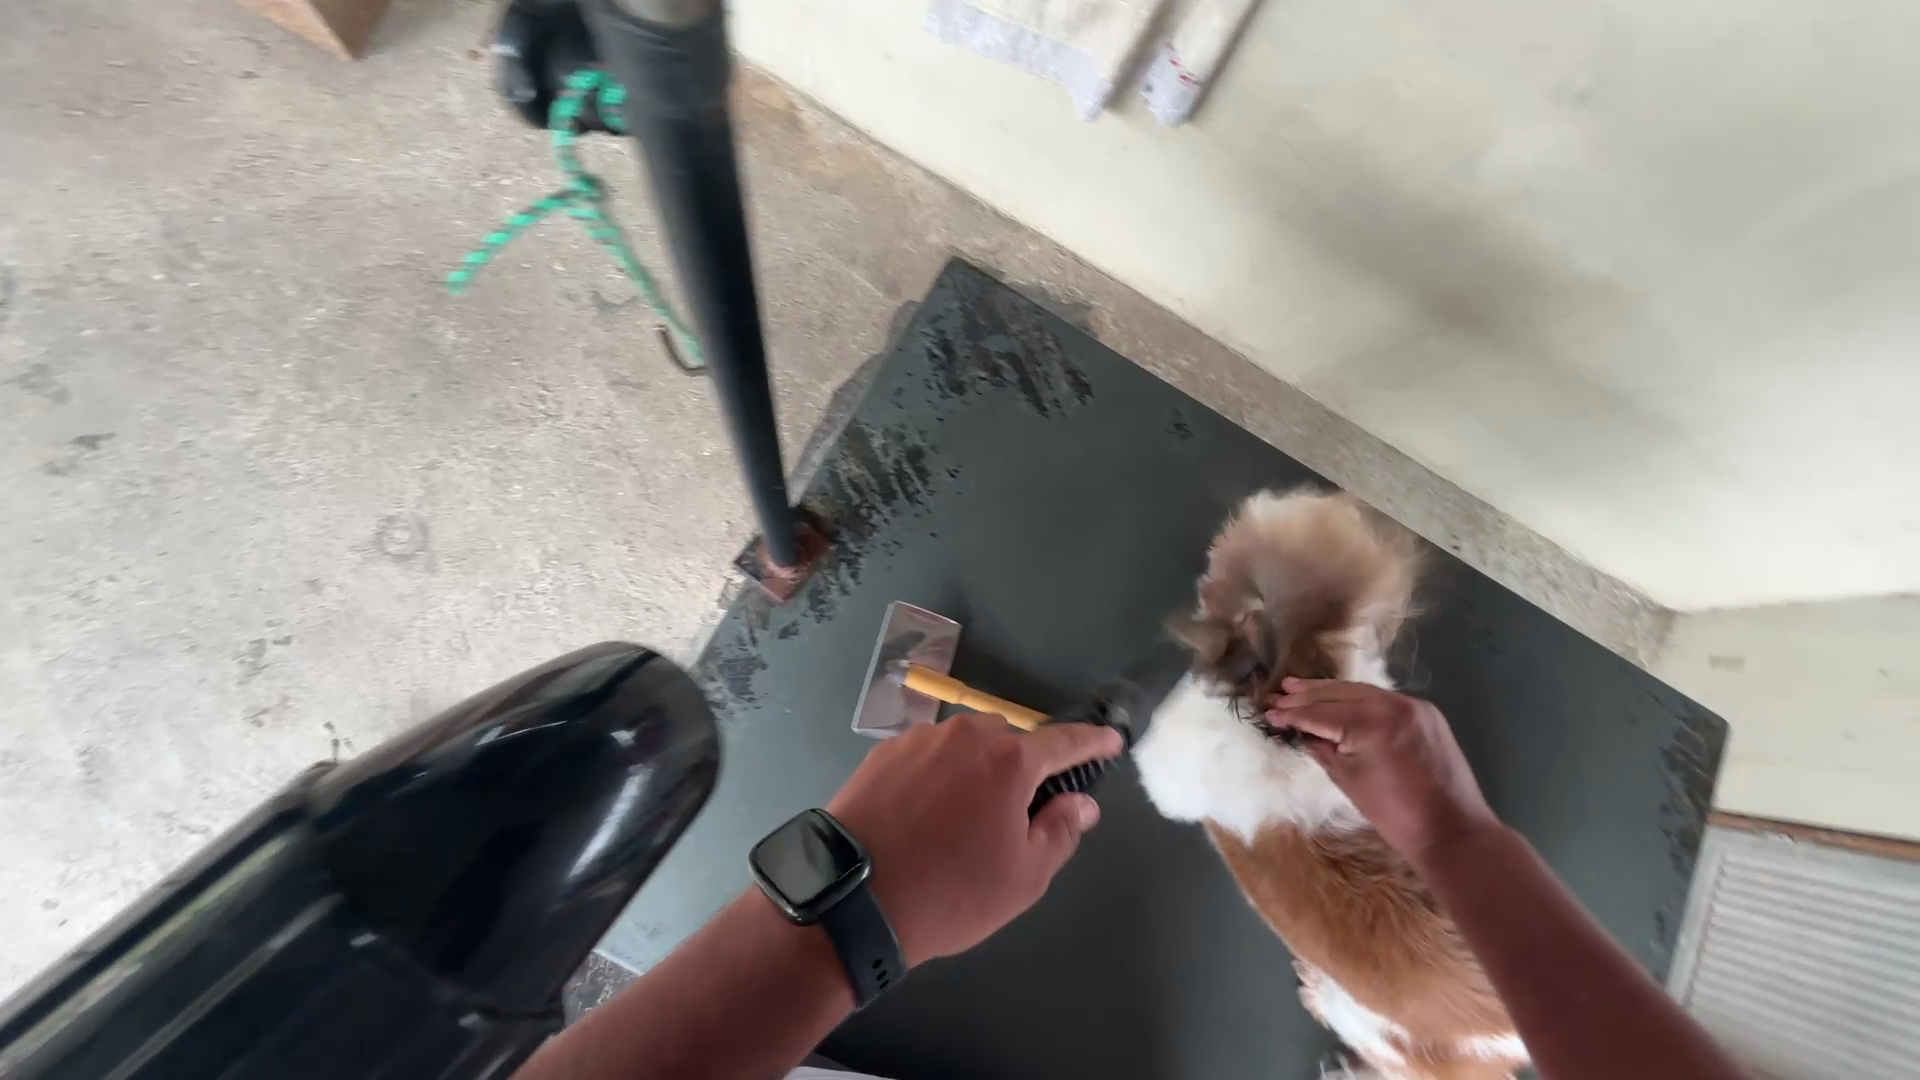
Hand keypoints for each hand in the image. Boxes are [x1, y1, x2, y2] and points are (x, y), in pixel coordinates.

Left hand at [826, 713, 1121, 966]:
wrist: (852, 897)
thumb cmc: (951, 892)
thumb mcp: (1023, 877)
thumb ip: (1061, 830)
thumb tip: (1081, 802)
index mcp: (1010, 760)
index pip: (1065, 742)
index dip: (1092, 742)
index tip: (1111, 739)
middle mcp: (967, 735)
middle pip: (1010, 741)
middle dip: (1021, 767)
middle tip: (1015, 811)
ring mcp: (921, 739)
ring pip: (966, 744)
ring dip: (976, 768)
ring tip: (962, 817)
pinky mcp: (884, 751)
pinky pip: (929, 754)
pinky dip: (939, 773)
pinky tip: (924, 812)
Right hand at [1267, 678, 1499, 862]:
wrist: (1453, 832)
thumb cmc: (1395, 813)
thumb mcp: (1347, 779)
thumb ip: (1323, 749)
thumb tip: (1304, 734)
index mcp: (1371, 723)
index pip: (1320, 713)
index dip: (1293, 714)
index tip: (1269, 713)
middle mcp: (1393, 705)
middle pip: (1339, 693)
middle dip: (1307, 696)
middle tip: (1279, 694)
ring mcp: (1412, 706)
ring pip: (1360, 691)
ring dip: (1329, 692)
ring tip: (1298, 687)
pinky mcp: (1425, 713)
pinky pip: (1380, 699)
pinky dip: (1356, 698)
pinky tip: (1338, 699)